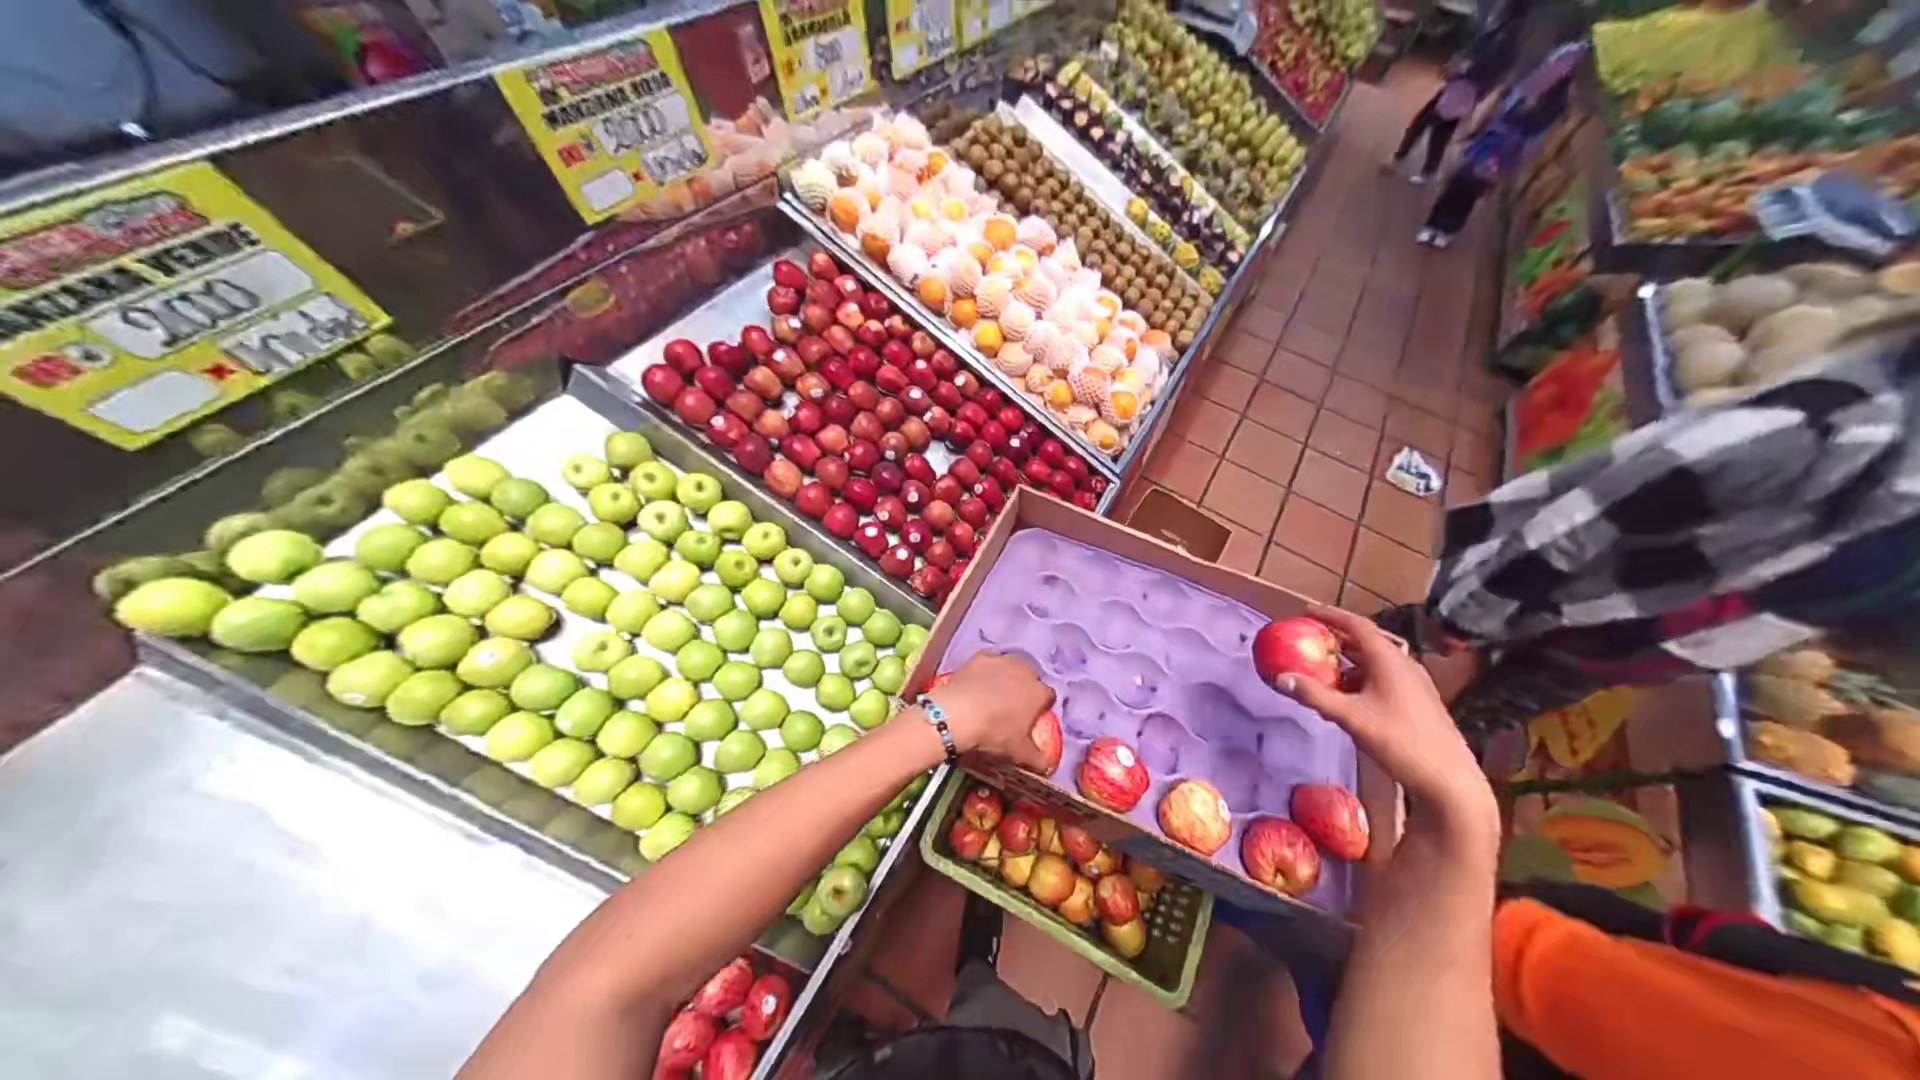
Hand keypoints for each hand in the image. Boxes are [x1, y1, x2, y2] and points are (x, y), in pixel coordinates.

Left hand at [925, 651, 1055, 771]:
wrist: (958, 714)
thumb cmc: (994, 733)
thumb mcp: (1020, 753)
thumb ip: (1039, 759)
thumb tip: (1048, 766)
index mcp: (1039, 692)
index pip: (1048, 696)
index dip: (1041, 706)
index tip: (1031, 717)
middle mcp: (1025, 670)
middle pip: (1031, 676)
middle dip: (1026, 687)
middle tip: (1012, 704)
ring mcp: (1002, 660)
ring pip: (1011, 664)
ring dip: (1008, 674)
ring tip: (994, 691)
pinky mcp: (980, 656)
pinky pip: (990, 660)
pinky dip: (987, 668)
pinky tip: (978, 681)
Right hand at [1277, 606, 1496, 845]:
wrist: (1449, 781)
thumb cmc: (1401, 742)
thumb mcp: (1351, 718)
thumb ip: (1314, 696)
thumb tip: (1280, 678)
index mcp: (1390, 661)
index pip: (1357, 625)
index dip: (1330, 615)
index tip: (1306, 612)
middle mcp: (1404, 666)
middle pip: (1366, 642)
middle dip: (1336, 639)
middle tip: (1309, 639)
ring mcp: (1414, 684)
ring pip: (1374, 663)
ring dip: (1346, 662)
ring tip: (1322, 671)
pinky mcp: (1417, 702)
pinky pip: (1382, 679)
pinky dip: (1359, 679)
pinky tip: (1347, 699)